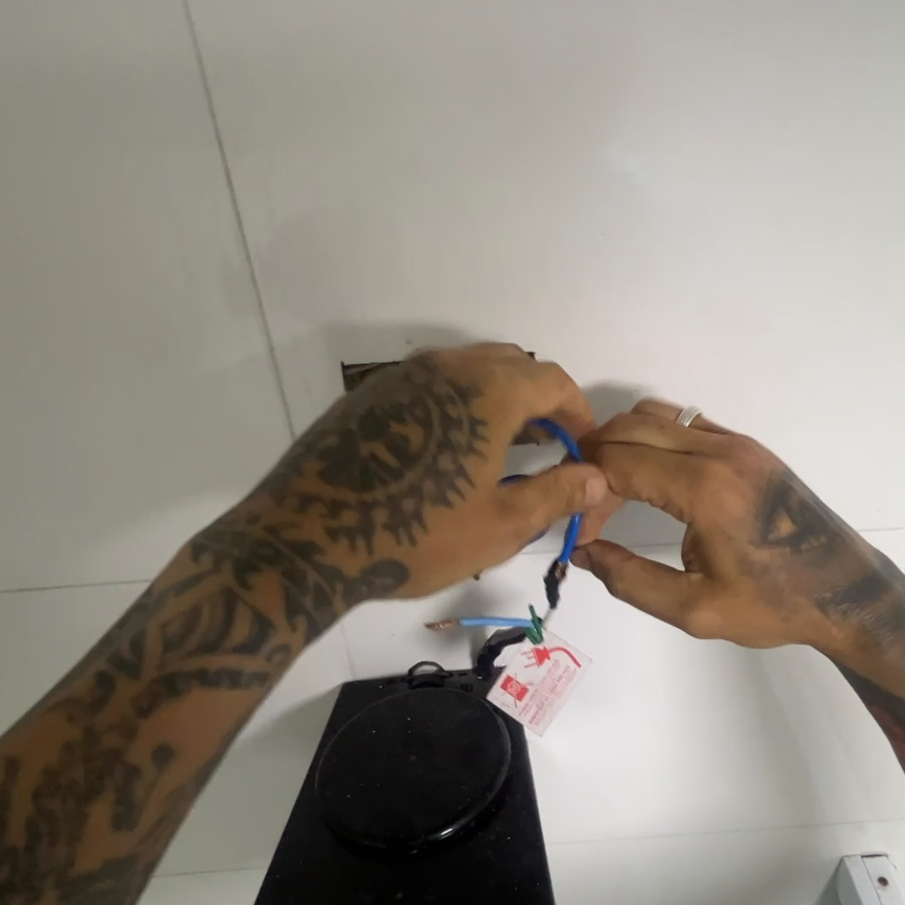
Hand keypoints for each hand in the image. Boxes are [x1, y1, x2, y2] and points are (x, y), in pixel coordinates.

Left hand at [240, 343, 614, 600]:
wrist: (306, 539)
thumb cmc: (413, 536)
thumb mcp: (498, 526)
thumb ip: (555, 494)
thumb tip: (597, 477)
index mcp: (486, 392)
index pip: (552, 380)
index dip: (578, 412)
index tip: (583, 446)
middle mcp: (446, 369)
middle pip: (512, 365)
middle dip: (541, 400)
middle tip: (550, 446)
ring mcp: (401, 377)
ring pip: (469, 369)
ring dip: (500, 399)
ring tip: (506, 448)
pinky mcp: (369, 394)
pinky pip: (432, 383)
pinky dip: (459, 403)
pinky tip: (451, 449)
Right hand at [574, 400, 904, 662]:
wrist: (846, 592)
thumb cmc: (772, 606)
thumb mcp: (694, 609)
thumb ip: (628, 579)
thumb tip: (581, 551)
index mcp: (704, 488)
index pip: (617, 462)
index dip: (587, 492)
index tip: (580, 530)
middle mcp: (719, 451)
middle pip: (628, 428)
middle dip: (596, 464)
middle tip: (591, 511)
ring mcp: (736, 442)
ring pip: (655, 415)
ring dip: (622, 444)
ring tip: (614, 490)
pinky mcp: (748, 446)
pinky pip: (684, 422)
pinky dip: (653, 439)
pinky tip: (652, 480)